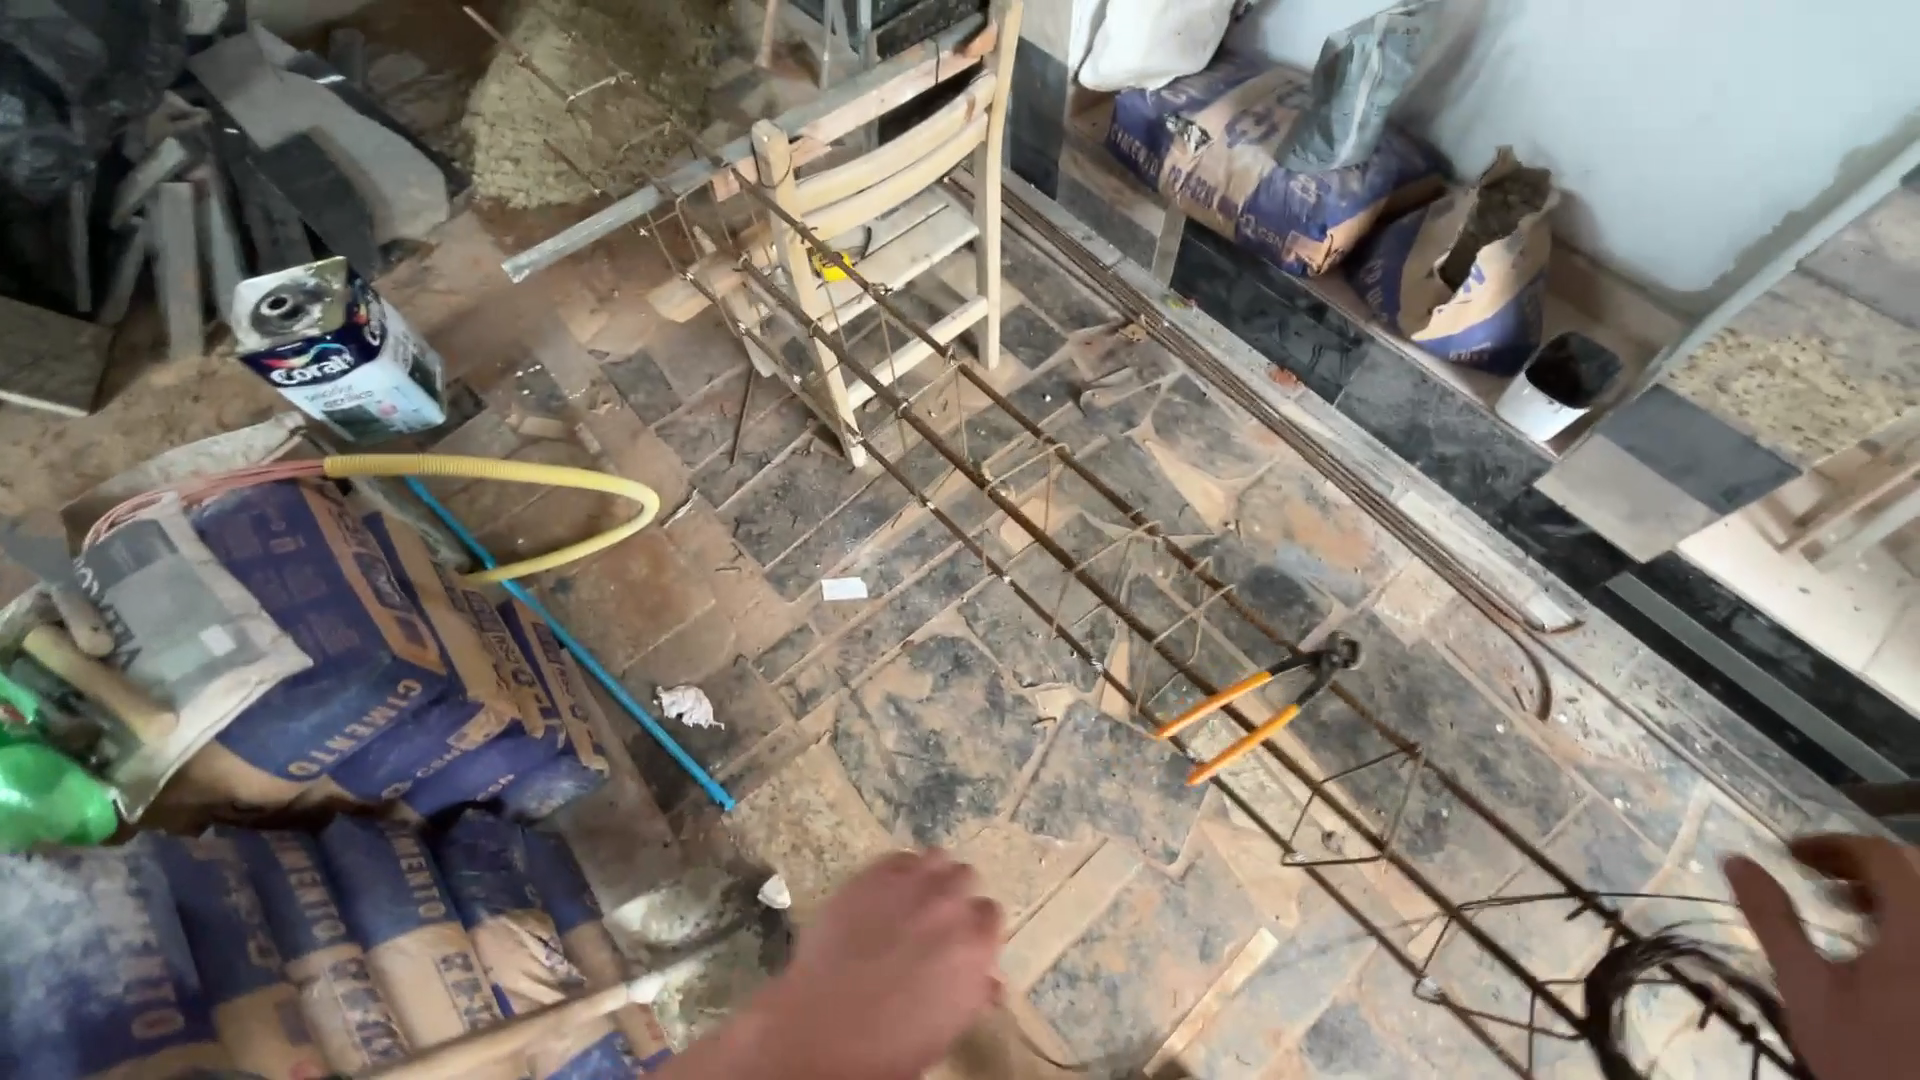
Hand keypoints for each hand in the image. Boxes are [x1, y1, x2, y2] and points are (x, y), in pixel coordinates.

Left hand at [661, 849, 1003, 1079]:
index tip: (962, 939)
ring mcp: (911, 883)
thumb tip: (988, 980)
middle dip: (955, 894)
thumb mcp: (948, 1026)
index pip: (991, 914)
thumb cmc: (892, 1043)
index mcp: (975, 943)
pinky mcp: (874, 874)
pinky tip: (885, 892)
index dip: (975, 926)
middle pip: (966, 877)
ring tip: (914, 896)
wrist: (827, 1024)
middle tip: (936, 918)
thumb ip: (973, 992)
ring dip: (931, 874)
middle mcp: (950, 903)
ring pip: (937, 857)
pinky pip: (898, 858)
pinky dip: (898, 870)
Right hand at [1726, 834, 1919, 1079]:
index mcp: (1919, 936)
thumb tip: (1734, 859)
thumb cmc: (1864, 1054)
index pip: (1884, 857)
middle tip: (1817, 877)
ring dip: (1893, 890)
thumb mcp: (1805, 986)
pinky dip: (1910, 917)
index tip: (1789, 855)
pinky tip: (1886, 943)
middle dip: (1865, 865)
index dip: (1833, 845)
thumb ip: (1773, 918)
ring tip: (1850, 908)